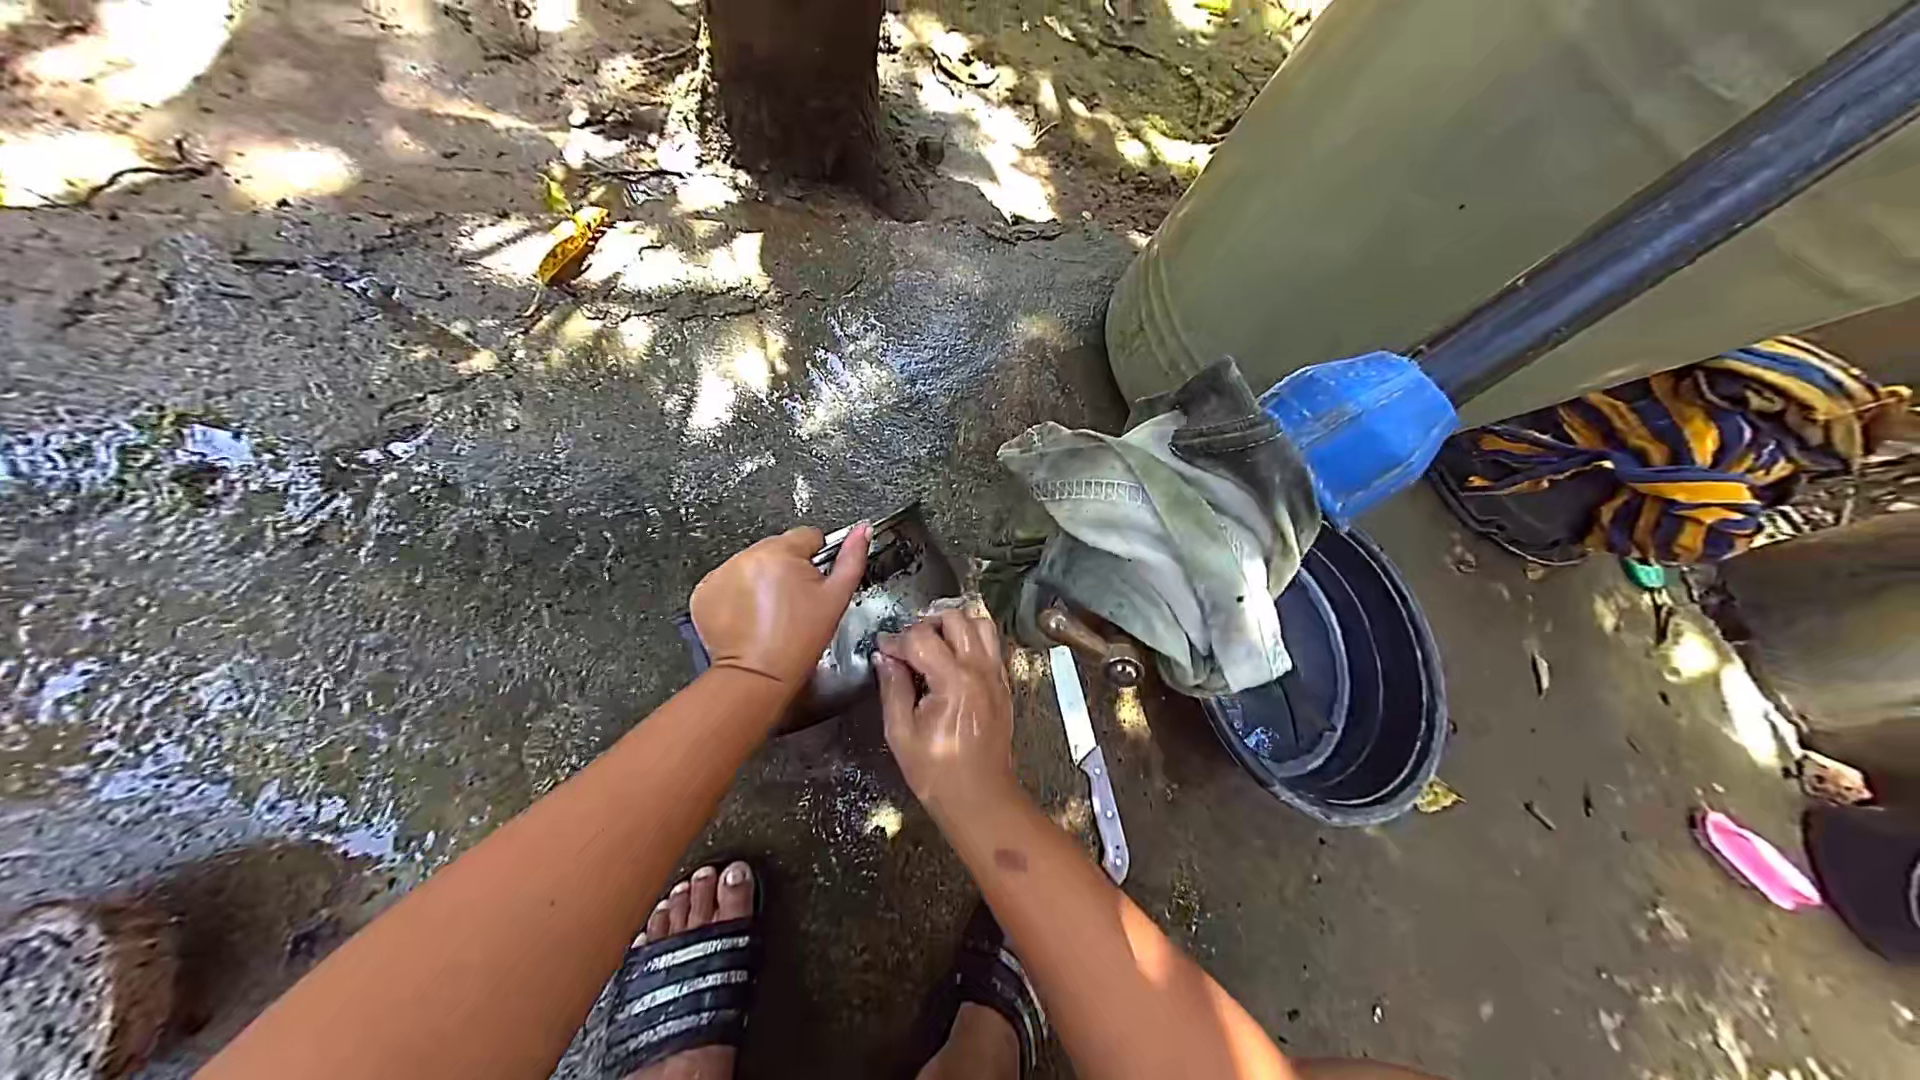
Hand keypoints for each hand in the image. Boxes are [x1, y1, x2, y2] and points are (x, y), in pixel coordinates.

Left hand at [690, 523, 869, 695]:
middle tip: (793, 603)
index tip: (812, 586)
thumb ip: (852, 558)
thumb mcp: (836, 597)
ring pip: (753, 564)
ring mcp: (722, 573)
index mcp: (780, 552)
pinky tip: (751, 615)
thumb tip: (862, 530)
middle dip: (787, 569)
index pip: (807, 537)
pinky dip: (739, 594)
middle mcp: (746, 556)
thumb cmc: (798, 640)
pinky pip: (729, 581)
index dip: (816, 560)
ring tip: (772, 611)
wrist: (759, 675)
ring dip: (762, 580)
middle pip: (778, 549)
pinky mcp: (705, 592)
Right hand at [876, 606, 1018, 815]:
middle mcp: (980, 671)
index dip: (896, 640)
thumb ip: (892, 688)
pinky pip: (992, 644)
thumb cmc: (937, 772)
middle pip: (955, 618)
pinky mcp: (1004, 683)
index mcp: (954, 682)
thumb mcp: (900, 733)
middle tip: (908, 646)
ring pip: (980, 624)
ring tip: (933, 645)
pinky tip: (953, 659)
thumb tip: (884, 657)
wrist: (980, 797)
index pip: (921, 638)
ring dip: (954, 626)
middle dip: (925, 625)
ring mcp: (996, 675)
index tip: (882, 649)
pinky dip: (972, 640)